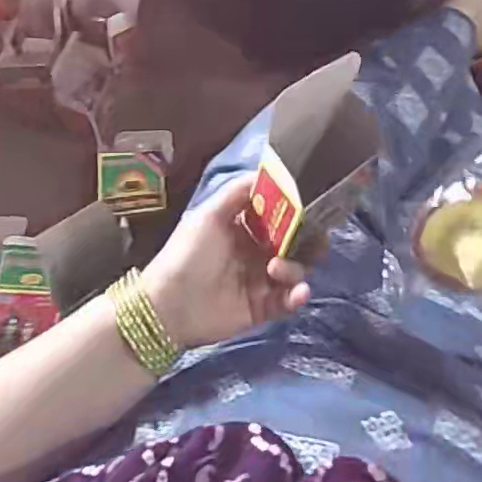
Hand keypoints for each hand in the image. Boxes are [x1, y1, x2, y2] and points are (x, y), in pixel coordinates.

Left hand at [140, 176, 310, 348]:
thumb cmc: (188, 254)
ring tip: (275, 269)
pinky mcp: (262, 308)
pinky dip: (298, 296)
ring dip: (295, 268)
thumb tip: (266, 172)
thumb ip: (238, 191)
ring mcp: (259, 281)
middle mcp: (254, 252)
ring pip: (294, 271)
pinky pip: (289, 301)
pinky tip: (298, 293)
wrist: (168, 305)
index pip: (277, 217)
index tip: (307, 210)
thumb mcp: (209, 215)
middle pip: (292, 244)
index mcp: (242, 228)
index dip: (294, 213)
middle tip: (313, 242)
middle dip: (305, 242)